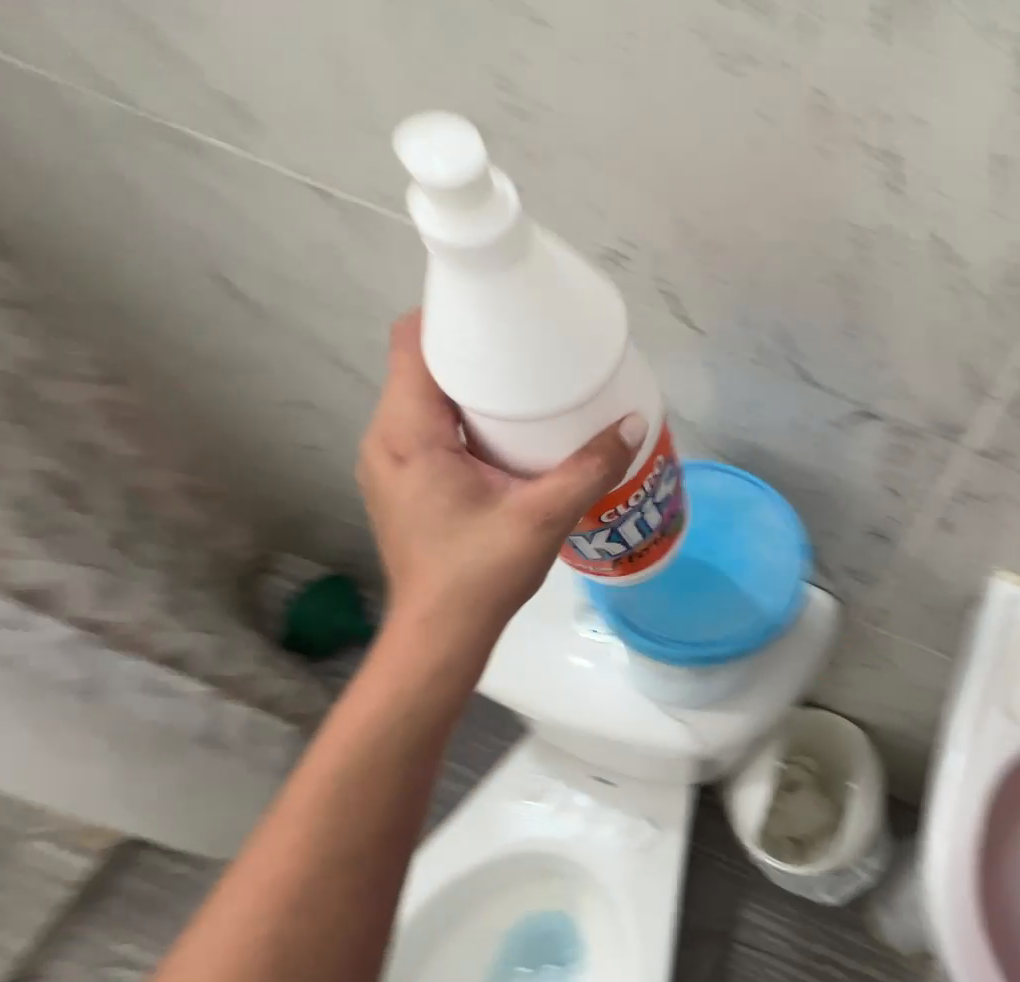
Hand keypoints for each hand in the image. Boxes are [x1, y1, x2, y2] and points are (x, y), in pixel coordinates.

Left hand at [359, 311, 641, 643]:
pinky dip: (463, 417)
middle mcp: (386, 439)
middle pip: (419, 366)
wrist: (441, 634)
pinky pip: (427, 429)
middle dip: (472, 349)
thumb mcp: (544, 516)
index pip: (410, 342)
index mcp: (408, 433)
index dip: (450, 314)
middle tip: (529, 347)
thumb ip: (590, 467)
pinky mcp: (403, 484)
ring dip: (468, 386)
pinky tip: (506, 434)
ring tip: (524, 386)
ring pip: (423, 399)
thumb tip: (633, 423)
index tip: (500, 308)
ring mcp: (390, 464)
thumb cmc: (481, 573)